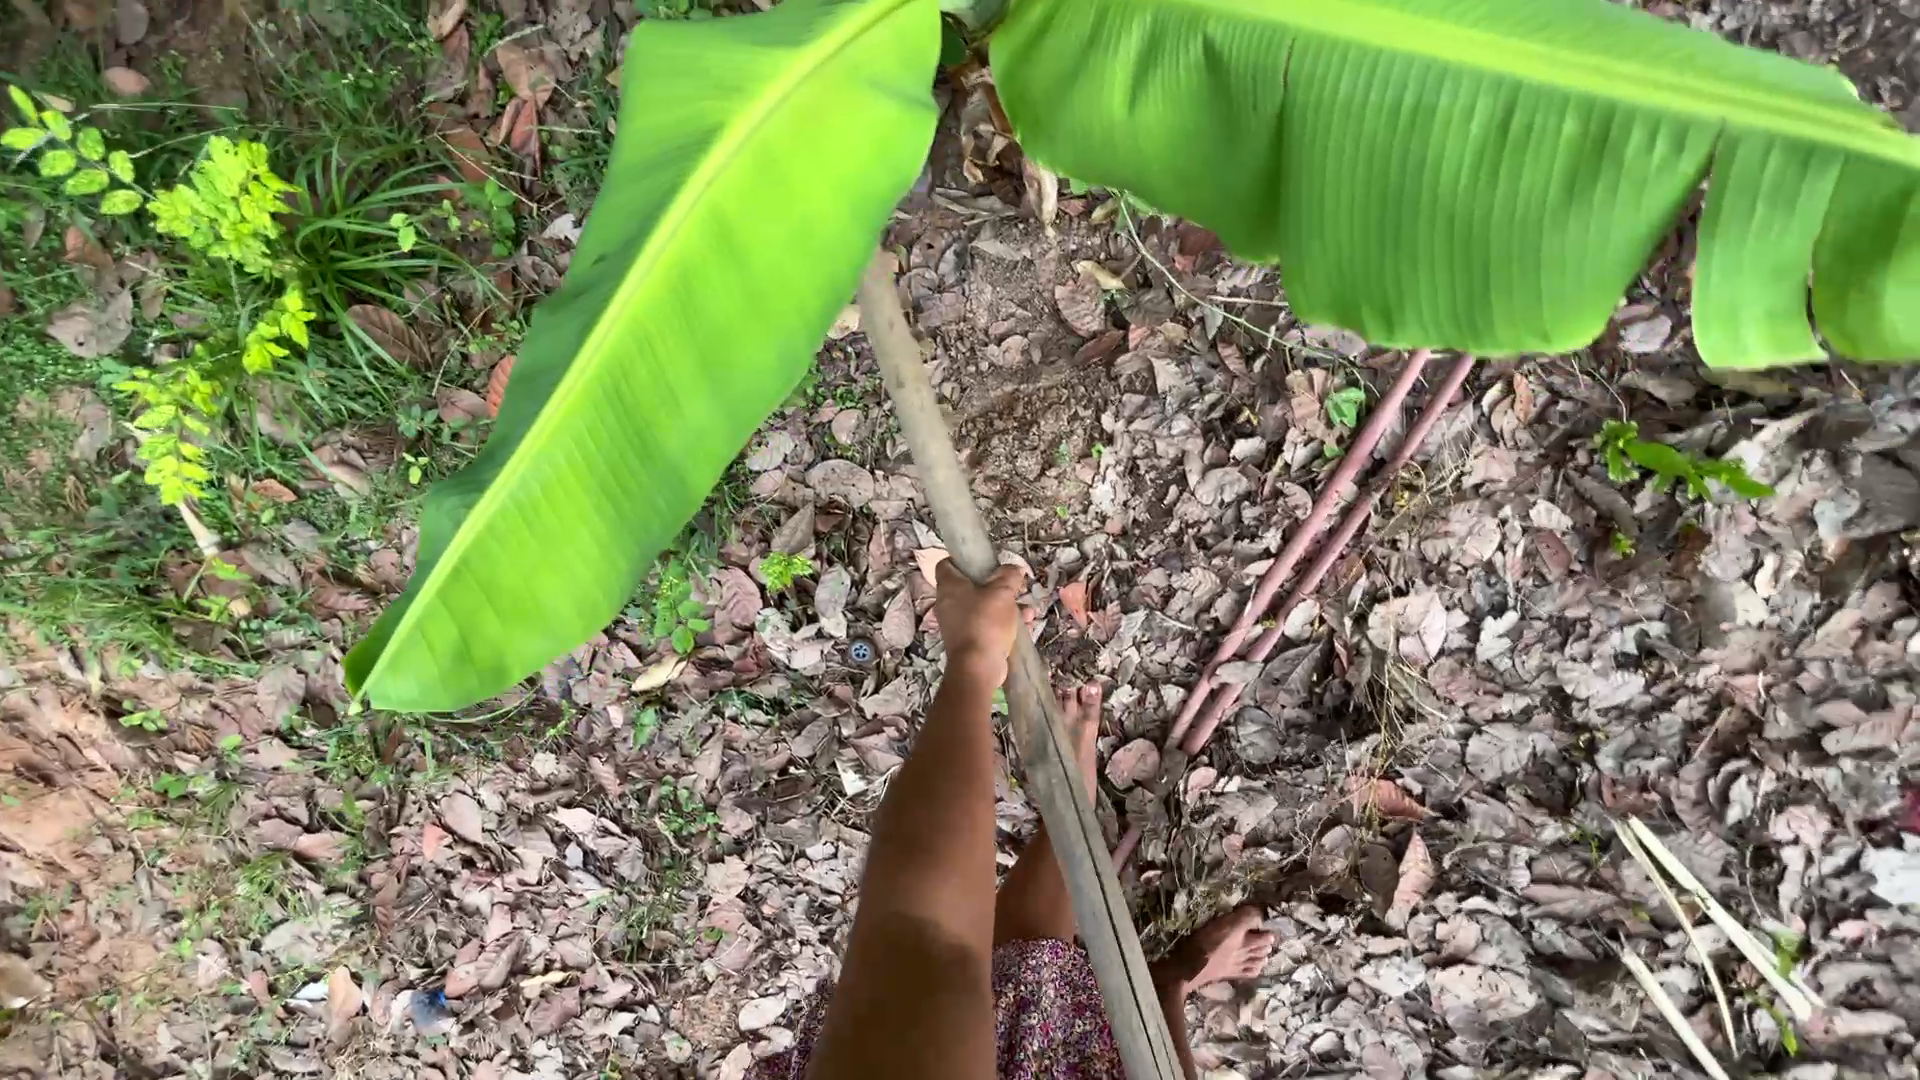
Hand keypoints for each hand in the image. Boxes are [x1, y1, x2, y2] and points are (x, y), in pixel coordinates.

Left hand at [933, 559, 1023, 684]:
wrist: (978, 667)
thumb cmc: (985, 623)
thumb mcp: (1002, 593)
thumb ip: (1009, 576)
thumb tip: (1014, 568)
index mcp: (949, 586)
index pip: (946, 564)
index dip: (963, 559)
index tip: (983, 560)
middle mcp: (948, 604)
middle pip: (970, 586)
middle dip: (996, 586)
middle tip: (1013, 586)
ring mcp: (957, 624)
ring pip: (982, 607)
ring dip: (1006, 606)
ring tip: (1027, 610)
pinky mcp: (968, 641)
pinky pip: (986, 625)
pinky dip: (1003, 624)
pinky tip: (1025, 625)